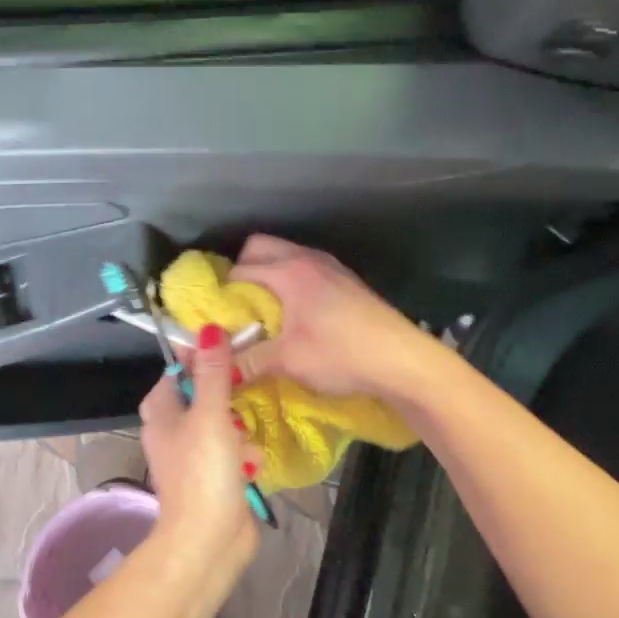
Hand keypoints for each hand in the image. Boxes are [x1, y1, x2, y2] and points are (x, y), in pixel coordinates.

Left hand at [138, 324, 260, 564]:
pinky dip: (245, 457)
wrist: (209, 540)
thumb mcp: (210, 415)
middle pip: (204, 398)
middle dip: (229, 400)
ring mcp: (193, 458)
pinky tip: (253, 466)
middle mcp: (173, 432)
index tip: (230, 350)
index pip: (177, 372)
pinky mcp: (215, 479)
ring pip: (224, 426)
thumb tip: (209, 328)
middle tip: (246, 398)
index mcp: (161, 413)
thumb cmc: (203, 473)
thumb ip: (213, 373)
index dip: (200, 359)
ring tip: (247, 443)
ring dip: (241, 432)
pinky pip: (234, 454)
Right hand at [228, 235, 441, 399]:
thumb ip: (247, 361)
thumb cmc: (342, 355)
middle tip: (237, 306)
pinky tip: (294, 315)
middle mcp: (307, 259)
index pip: (240, 270)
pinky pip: (304, 268)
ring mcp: (330, 267)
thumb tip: (217, 370)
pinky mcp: (345, 281)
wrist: (403, 361)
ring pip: (284, 255)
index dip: (222, 292)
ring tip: (262, 311)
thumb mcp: (288, 361)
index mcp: (289, 271)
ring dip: (268, 276)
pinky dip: (290, 282)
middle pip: (260, 247)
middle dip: (242, 271)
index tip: (215, 315)